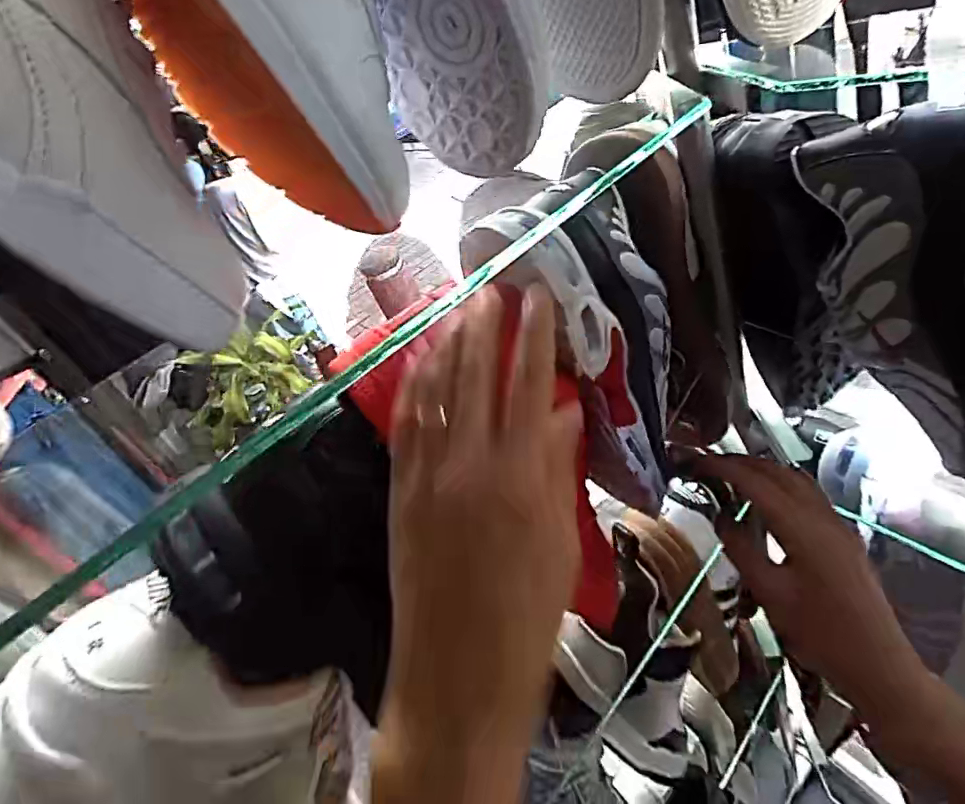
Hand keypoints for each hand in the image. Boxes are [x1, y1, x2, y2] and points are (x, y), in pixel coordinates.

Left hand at [374, 286, 583, 803]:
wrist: (457, 676)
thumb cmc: (526, 617)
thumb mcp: (560, 541)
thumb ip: (558, 466)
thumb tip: (564, 408)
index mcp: (520, 476)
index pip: (529, 385)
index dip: (534, 336)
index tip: (538, 299)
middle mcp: (470, 463)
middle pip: (477, 375)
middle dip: (486, 325)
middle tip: (494, 288)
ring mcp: (427, 474)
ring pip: (437, 391)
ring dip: (448, 344)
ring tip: (459, 308)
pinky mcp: (400, 490)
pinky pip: (406, 424)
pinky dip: (415, 386)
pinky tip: (421, 360)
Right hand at [687, 452, 928, 721]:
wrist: (881, 669)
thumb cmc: (822, 636)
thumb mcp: (770, 594)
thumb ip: (742, 549)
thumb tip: (720, 516)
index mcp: (802, 527)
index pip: (755, 481)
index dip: (722, 467)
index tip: (695, 462)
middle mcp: (823, 516)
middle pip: (777, 472)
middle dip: (741, 463)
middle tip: (708, 466)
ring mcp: (838, 525)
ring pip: (796, 479)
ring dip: (763, 471)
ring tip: (734, 477)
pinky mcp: (845, 538)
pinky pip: (808, 494)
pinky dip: (782, 485)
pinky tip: (768, 502)